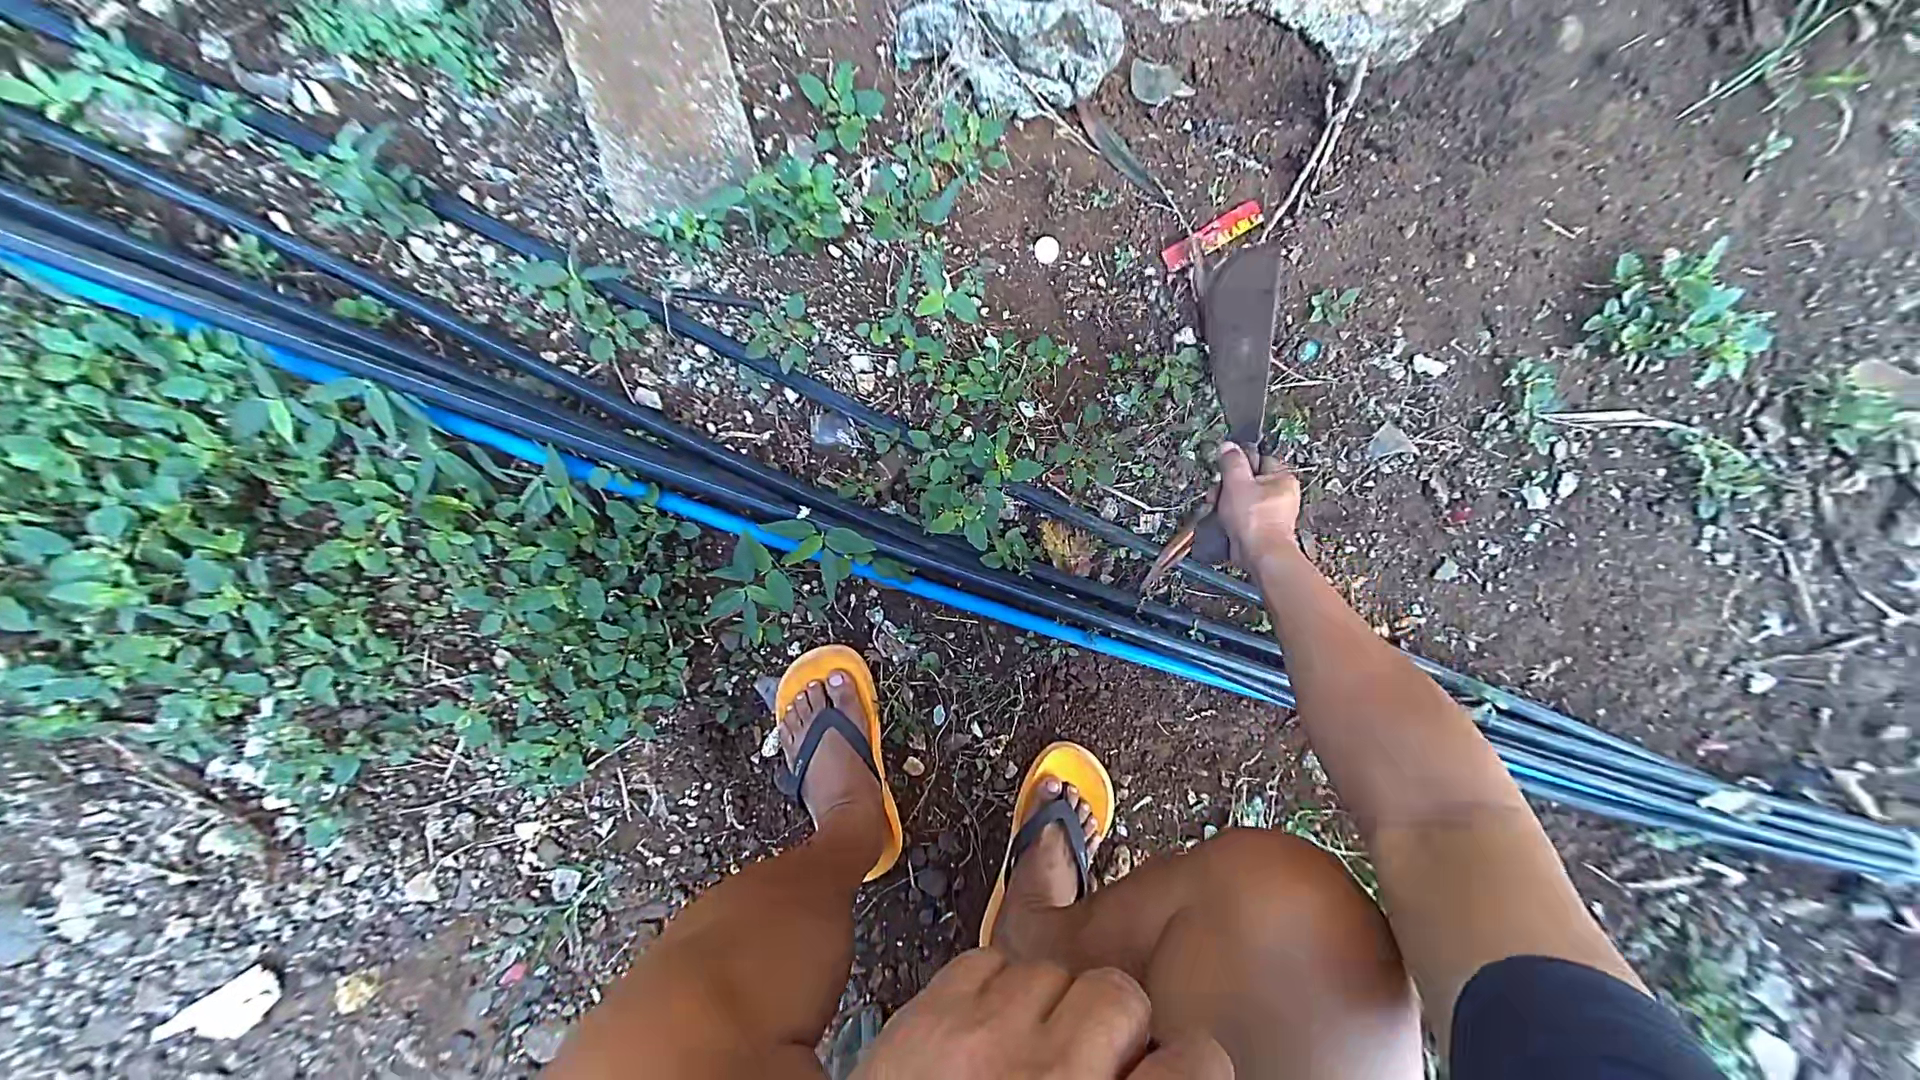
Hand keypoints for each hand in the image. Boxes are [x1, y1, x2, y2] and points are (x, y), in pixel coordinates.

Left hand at [851, 949, 1230, 1078]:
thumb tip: (1143, 1067)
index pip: (1196, 1062)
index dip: (1188, 1058)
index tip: (1172, 1061)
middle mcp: (1047, 1074)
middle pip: (1119, 993)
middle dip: (1106, 1017)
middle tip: (1076, 1057)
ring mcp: (987, 1035)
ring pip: (1054, 966)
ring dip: (1043, 997)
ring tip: (1017, 1041)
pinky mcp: (934, 1006)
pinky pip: (988, 960)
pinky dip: (986, 984)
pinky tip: (971, 1026)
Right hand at [1211, 443, 1299, 573]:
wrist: (1259, 554)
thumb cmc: (1255, 520)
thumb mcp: (1237, 482)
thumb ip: (1231, 462)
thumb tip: (1228, 447)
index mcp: (1282, 478)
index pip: (1257, 459)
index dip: (1237, 464)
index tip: (1224, 471)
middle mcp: (1280, 493)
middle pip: (1247, 479)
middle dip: (1228, 486)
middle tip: (1219, 493)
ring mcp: (1271, 511)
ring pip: (1242, 497)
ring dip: (1226, 502)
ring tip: (1219, 509)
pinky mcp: (1261, 526)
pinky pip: (1242, 514)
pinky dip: (1231, 516)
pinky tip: (1223, 520)